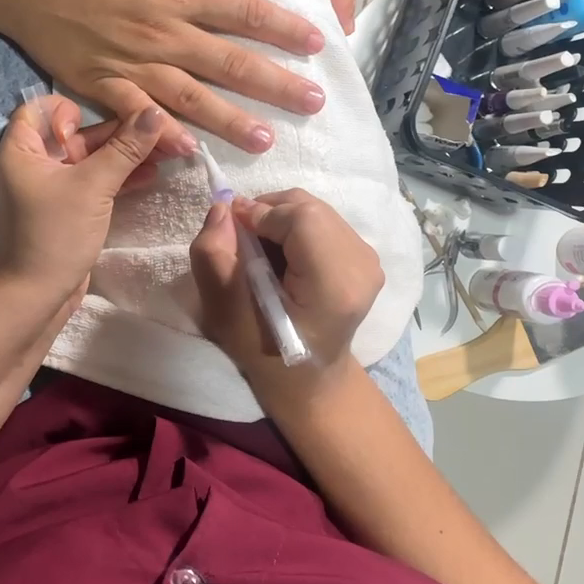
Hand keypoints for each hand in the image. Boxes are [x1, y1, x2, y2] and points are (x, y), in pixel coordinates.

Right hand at [0, 0, 327, 154]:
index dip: (283, 29)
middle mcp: (161, 33)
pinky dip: (163, 135)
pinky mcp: (100, 86)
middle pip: (228, 62)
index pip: (244, 12)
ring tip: (266, 140)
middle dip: (275, 84)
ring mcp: (130, 64)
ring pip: (190, 98)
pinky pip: (136, 116)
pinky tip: (190, 153)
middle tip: (314, 103)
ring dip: (231, 120)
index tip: (317, 44)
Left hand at [0, 95, 182, 307]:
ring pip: (91, 158)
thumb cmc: (55, 234)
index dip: (71, 110)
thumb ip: (125, 148)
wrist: (37, 297)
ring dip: (126, 155)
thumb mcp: (93, 187)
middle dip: (119, 132)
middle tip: (164, 132)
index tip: (98, 124)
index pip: (42, 108)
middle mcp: (32, 162)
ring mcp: (50, 187)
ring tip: (169, 151)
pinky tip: (152, 173)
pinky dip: (119, 176)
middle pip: (77, 133)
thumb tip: (155, 112)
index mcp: (21, 149)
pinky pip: (94, 181)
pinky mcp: (67, 208)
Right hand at [189, 189, 382, 401]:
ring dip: (281, 218)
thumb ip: (213, 253)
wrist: (307, 376)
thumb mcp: (223, 309)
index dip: (260, 214)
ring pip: (316, 209)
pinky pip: (324, 221)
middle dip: (269, 212)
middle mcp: (363, 265)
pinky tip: (282, 253)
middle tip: (242, 236)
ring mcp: (370, 260)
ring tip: (261, 247)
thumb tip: (224, 208)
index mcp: (334, 283)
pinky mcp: (367, 257)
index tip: (234, 230)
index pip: (300, 217)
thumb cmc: (263, 348)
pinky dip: (296, 226)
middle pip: (309, 208)